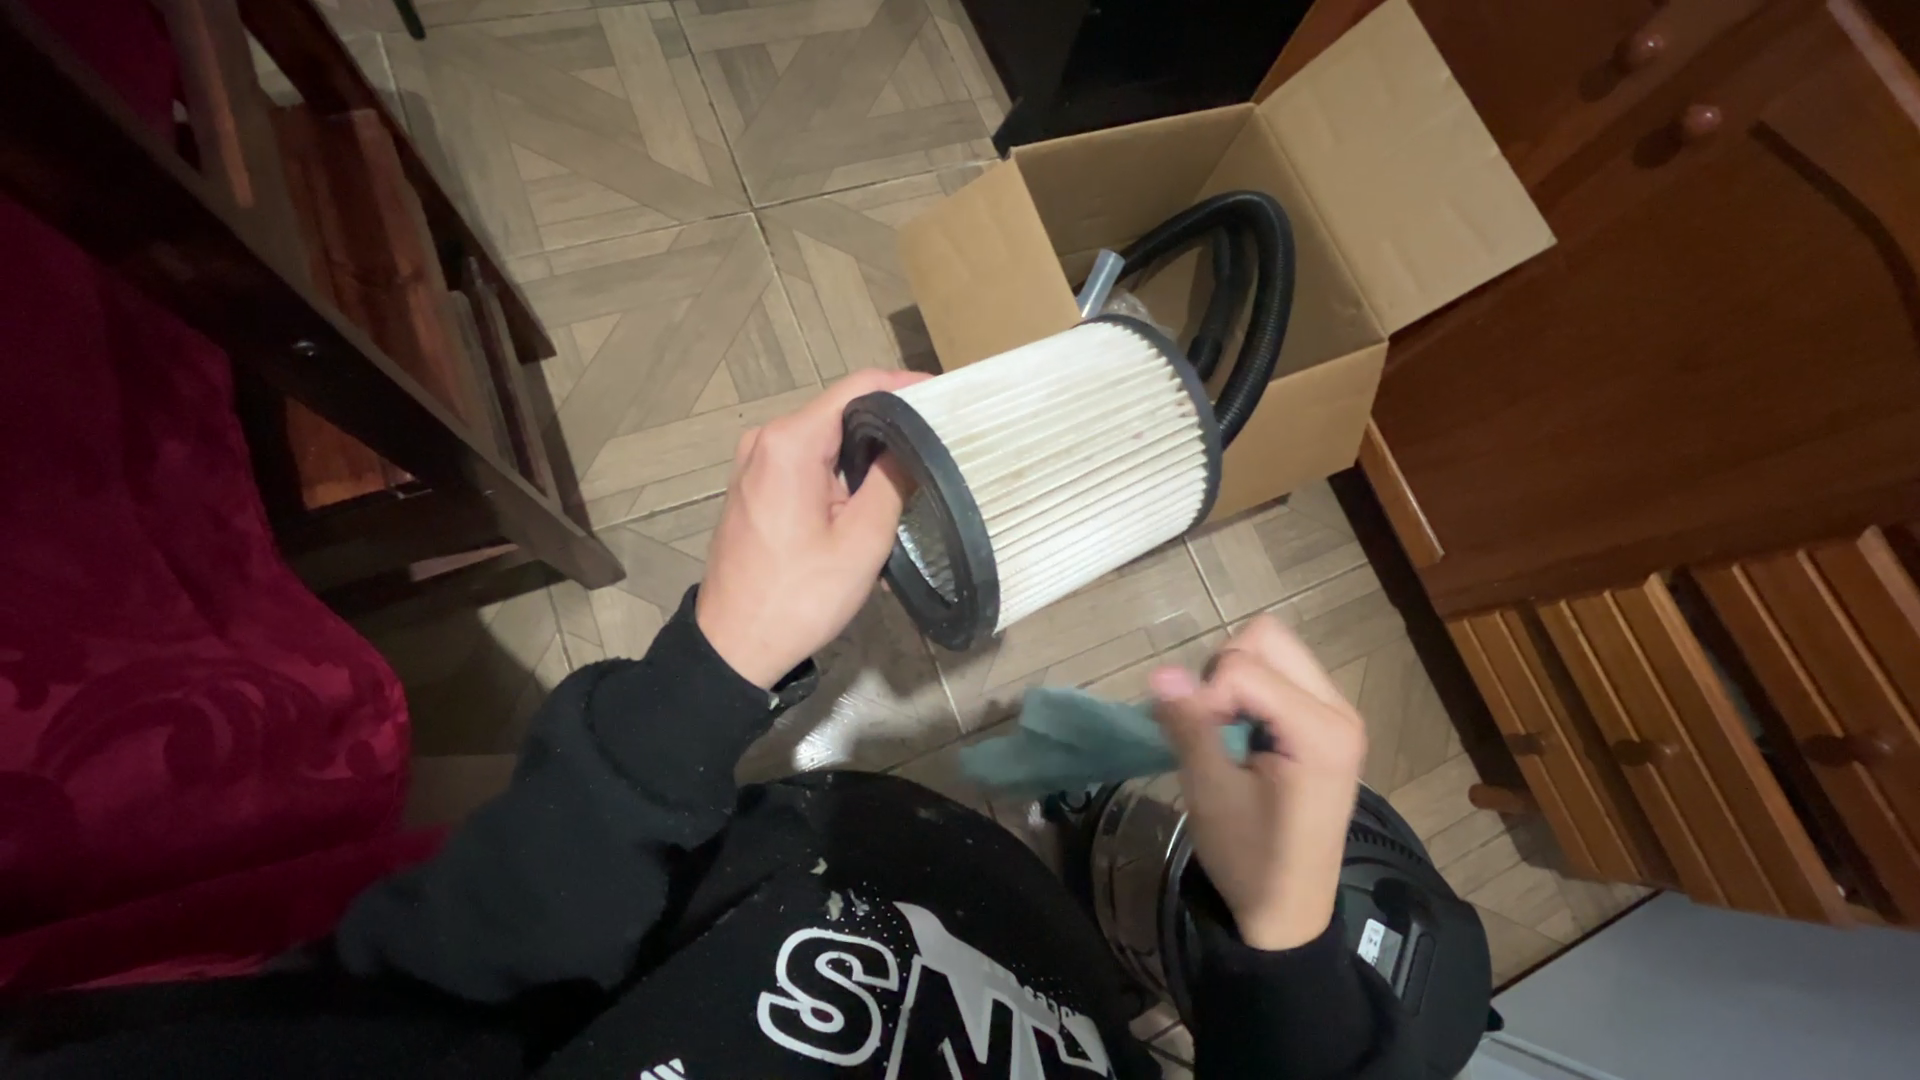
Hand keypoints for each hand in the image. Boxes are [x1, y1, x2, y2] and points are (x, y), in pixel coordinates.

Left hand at [696, 369, 928, 688]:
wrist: (735, 645)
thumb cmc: (801, 595)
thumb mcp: (862, 540)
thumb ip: (893, 480)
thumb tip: (916, 440)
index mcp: (790, 442)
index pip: (859, 388)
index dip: (907, 387)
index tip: (948, 398)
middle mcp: (766, 439)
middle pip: (840, 410)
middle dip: (891, 420)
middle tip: (942, 437)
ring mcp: (754, 461)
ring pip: (824, 437)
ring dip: (866, 448)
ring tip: (916, 464)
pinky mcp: (754, 485)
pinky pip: (805, 460)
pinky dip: (841, 467)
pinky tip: (872, 488)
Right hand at [1150, 616, 1366, 950]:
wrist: (1287, 911)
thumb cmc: (1249, 858)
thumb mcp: (1211, 794)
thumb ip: (1189, 725)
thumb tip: (1159, 672)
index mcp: (1321, 729)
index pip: (1242, 668)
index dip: (1203, 697)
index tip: (1195, 743)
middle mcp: (1338, 708)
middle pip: (1266, 638)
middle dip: (1222, 672)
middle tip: (1210, 724)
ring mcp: (1336, 712)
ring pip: (1271, 649)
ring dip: (1233, 678)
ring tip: (1222, 728)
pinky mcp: (1323, 720)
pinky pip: (1278, 672)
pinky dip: (1246, 689)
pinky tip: (1239, 731)